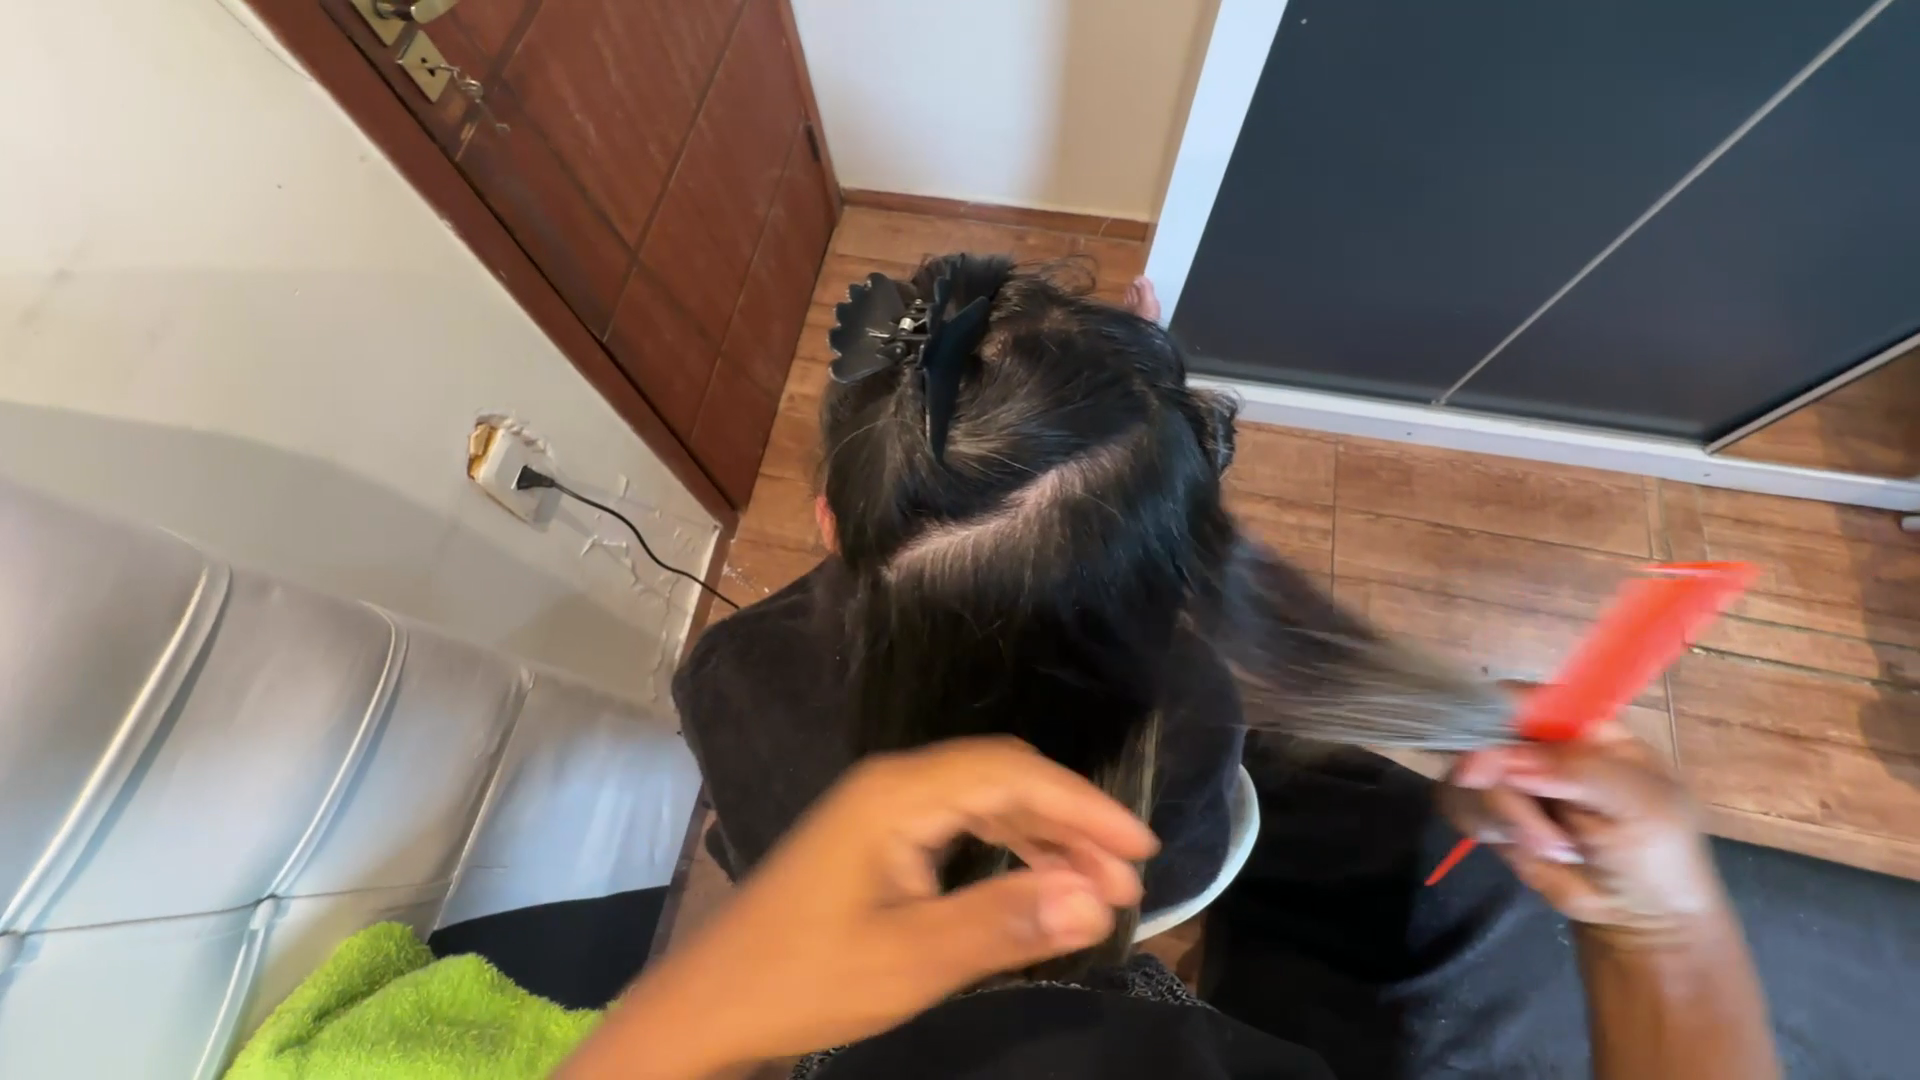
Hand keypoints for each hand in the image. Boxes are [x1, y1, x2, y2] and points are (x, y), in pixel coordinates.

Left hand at [559, 737, 1157, 1078]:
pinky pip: (963, 825)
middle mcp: (897, 783)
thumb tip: (1096, 899)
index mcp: (900, 792)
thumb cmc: (804, 977)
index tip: (1140, 847)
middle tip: (1127, 879)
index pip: (1011, 774)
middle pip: (1003, 780)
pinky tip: (1038, 885)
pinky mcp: (883, 836)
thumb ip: (1005, 923)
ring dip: (1043, 839)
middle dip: (1070, 824)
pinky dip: (1008, 851)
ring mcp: (887, 807)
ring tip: (1097, 888)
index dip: (1082, 805)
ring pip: (986, 802)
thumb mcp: (912, 959)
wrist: (710, 1005)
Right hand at [1439, 723, 1728, 940]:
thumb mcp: (1642, 807)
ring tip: (1555, 850)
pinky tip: (1524, 849)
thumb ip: (1581, 772)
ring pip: (1464, 775)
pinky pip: (1455, 802)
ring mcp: (1503, 773)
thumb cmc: (1658, 853)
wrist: (1637, 916)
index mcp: (1576, 726)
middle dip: (1504, 791)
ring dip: (1504, 818)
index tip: (1496, 757)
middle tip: (1538, 832)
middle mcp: (1532, 742)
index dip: (1496, 719)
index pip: (1518, 698)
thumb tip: (1508, 763)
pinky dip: (1484, 828)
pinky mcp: (1483, 805)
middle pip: (1478, 739)